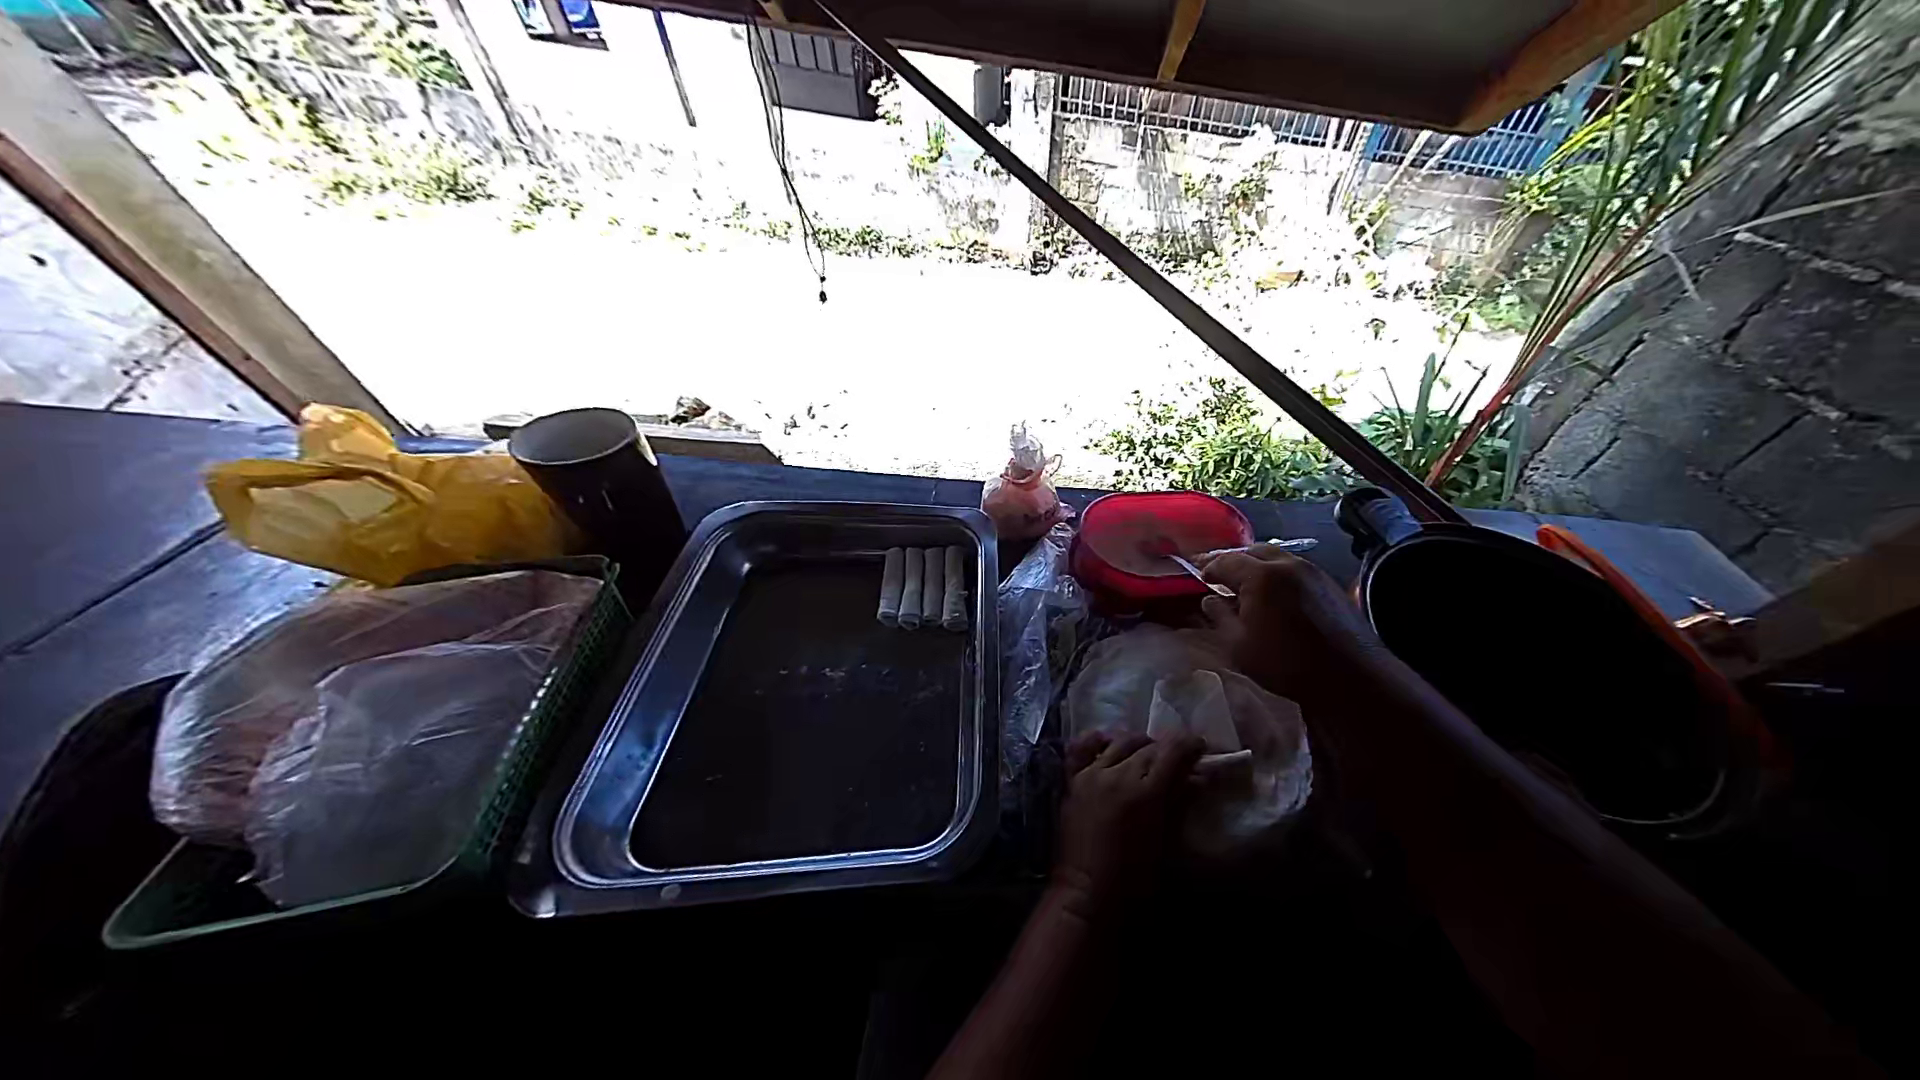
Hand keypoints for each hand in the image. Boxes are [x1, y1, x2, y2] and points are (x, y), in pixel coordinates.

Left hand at [1052, 732, 1203, 920]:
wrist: (1086, 896)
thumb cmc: (1135, 883)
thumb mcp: (1167, 843)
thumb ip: (1180, 804)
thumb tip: (1198, 778)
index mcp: (1146, 792)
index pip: (1173, 752)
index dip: (1190, 745)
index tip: (1200, 747)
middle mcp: (1117, 775)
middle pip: (1148, 747)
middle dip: (1167, 749)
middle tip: (1179, 758)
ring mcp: (1091, 774)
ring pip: (1119, 742)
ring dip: (1139, 744)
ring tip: (1148, 754)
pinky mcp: (1072, 781)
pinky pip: (1082, 748)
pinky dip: (1098, 741)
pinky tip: (1108, 742)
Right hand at [1194, 547, 1391, 705]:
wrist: (1351, 678)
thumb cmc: (1287, 663)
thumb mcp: (1239, 645)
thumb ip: (1220, 617)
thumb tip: (1211, 600)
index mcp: (1262, 575)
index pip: (1226, 561)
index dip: (1208, 568)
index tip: (1199, 579)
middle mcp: (1288, 564)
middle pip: (1253, 551)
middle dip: (1234, 562)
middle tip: (1220, 578)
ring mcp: (1313, 572)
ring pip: (1277, 558)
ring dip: (1258, 567)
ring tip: (1247, 586)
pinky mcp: (1330, 585)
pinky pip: (1295, 570)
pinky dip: (1278, 575)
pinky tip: (1274, 595)